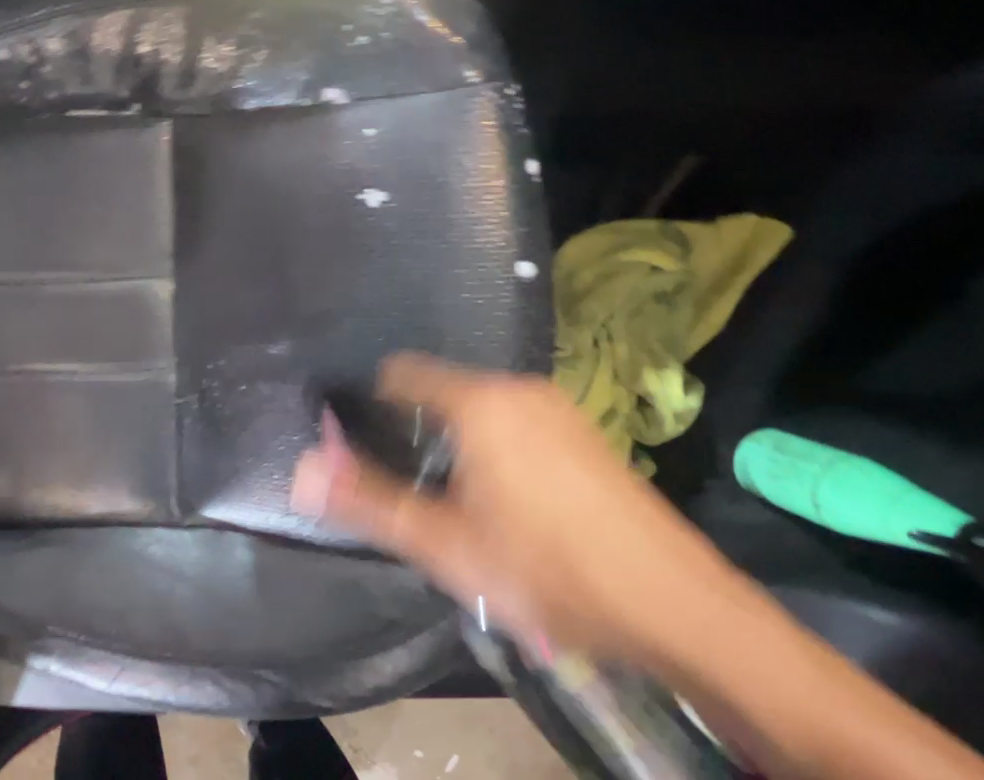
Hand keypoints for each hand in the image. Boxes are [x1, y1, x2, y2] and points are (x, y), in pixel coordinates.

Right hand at [292, 354, 751, 664]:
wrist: (681, 610)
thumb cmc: (550, 571)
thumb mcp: (444, 544)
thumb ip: (367, 501)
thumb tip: (301, 469)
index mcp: (478, 401)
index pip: (395, 373)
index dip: (365, 407)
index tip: (355, 451)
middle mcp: (517, 388)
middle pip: (435, 391)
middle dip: (410, 432)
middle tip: (405, 490)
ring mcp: (558, 408)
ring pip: (476, 408)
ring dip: (451, 444)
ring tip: (453, 504)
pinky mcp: (585, 434)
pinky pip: (512, 423)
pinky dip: (491, 449)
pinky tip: (507, 507)